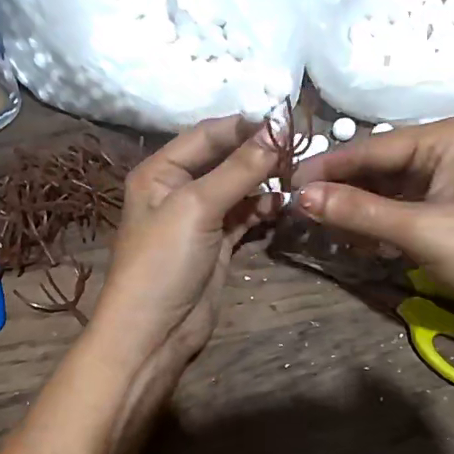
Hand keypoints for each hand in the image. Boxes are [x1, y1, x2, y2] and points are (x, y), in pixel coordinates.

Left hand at [90, 115, 281, 377]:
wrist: (153, 333)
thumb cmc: (163, 262)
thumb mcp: (197, 208)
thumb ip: (238, 168)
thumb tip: (277, 127)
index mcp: (160, 171)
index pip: (208, 134)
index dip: (246, 125)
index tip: (288, 120)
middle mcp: (177, 189)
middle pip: (225, 159)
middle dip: (259, 153)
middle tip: (301, 149)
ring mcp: (199, 218)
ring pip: (239, 188)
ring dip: (265, 182)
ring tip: (298, 178)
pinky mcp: (217, 244)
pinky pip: (245, 216)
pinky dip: (264, 209)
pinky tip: (285, 205)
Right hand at [288, 118, 453, 317]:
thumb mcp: (419, 232)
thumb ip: (359, 212)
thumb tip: (300, 197)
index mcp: (443, 138)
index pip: (370, 148)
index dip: (326, 169)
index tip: (286, 187)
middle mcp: (440, 149)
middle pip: (373, 168)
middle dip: (341, 194)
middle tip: (302, 217)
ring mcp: (441, 178)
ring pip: (380, 190)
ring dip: (356, 214)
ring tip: (329, 235)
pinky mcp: (441, 207)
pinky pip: (394, 208)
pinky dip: (374, 226)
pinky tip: (359, 245)